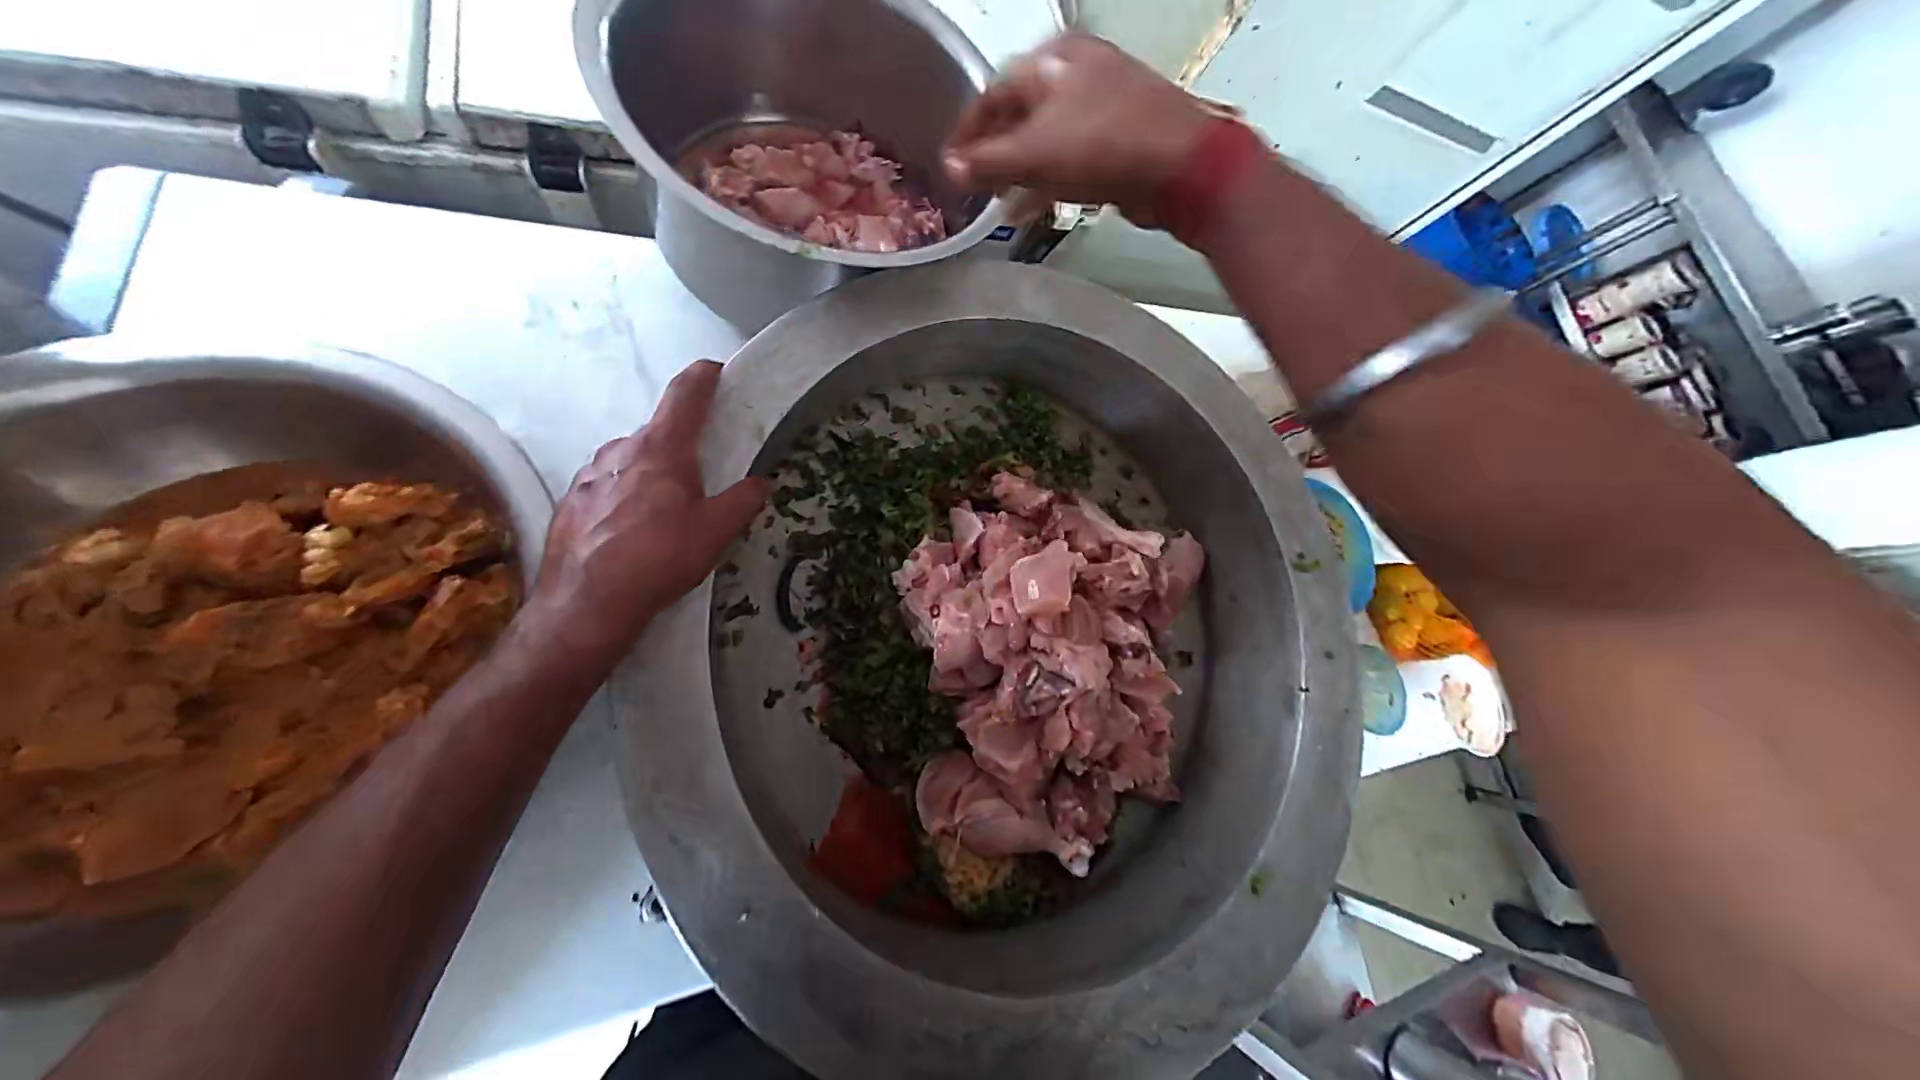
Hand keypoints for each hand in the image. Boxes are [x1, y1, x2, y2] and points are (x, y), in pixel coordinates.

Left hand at [523, 359, 766, 675]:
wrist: (586, 603)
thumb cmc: (658, 559)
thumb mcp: (715, 532)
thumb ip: (744, 501)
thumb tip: (763, 483)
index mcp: (661, 449)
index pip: (685, 395)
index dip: (703, 377)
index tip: (716, 370)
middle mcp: (621, 450)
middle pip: (659, 432)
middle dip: (682, 445)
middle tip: (702, 473)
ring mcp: (589, 474)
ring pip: (631, 460)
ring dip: (652, 472)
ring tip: (666, 511)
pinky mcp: (571, 500)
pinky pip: (607, 484)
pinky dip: (625, 494)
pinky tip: (632, 529)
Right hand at [943, 35, 1217, 226]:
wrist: (1179, 168)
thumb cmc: (1104, 147)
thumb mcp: (1033, 154)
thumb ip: (986, 162)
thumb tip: (950, 168)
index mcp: (1053, 61)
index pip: (992, 93)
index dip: (966, 132)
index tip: (950, 162)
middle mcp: (1077, 74)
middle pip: (1019, 117)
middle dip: (994, 156)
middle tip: (974, 187)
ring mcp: (1100, 106)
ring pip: (1044, 140)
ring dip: (1019, 174)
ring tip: (998, 203)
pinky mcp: (1117, 139)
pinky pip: (1068, 158)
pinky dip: (1047, 181)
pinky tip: (1030, 207)